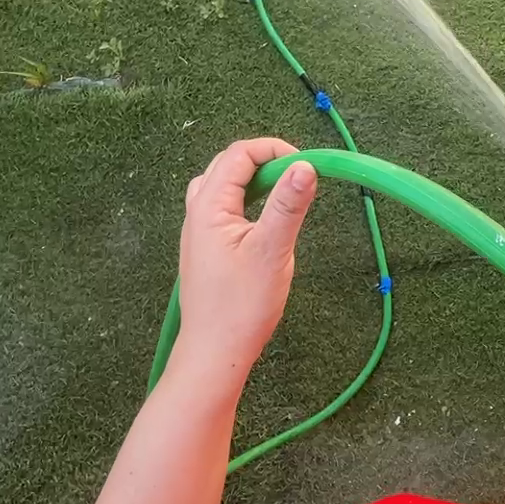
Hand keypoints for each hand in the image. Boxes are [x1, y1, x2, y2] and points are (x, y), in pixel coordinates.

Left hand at [174, 138, 318, 381]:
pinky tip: (266, 222)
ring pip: (224, 186)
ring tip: (283, 196)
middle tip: (298, 178)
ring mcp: (199, 231)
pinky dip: (248, 201)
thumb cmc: (242, 304)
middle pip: (229, 165)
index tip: (307, 166)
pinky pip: (225, 208)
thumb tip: (306, 165)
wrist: (215, 353)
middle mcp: (198, 211)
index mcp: (209, 205)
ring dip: (255, 181)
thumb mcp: (272, 250)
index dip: (274, 150)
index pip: (239, 154)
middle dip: (266, 162)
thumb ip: (288, 205)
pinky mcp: (207, 248)